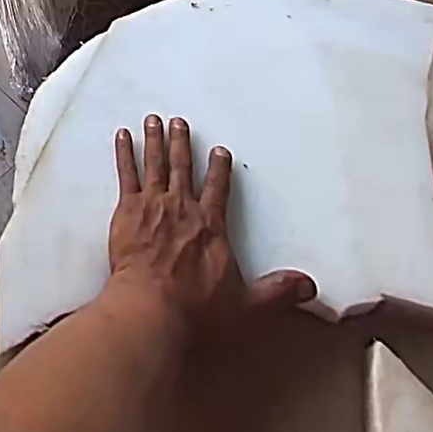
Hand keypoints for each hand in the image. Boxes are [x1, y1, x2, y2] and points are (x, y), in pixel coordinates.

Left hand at [106, 115, 314, 343]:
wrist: (152, 308)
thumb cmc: (197, 311)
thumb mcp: (248, 306)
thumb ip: (278, 292)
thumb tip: (310, 286)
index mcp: (210, 226)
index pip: (218, 189)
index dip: (220, 169)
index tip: (219, 150)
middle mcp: (182, 208)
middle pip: (183, 167)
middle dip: (182, 143)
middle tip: (179, 121)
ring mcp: (152, 205)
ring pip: (155, 163)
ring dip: (155, 140)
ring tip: (153, 120)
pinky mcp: (126, 209)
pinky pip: (126, 173)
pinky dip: (124, 152)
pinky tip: (122, 136)